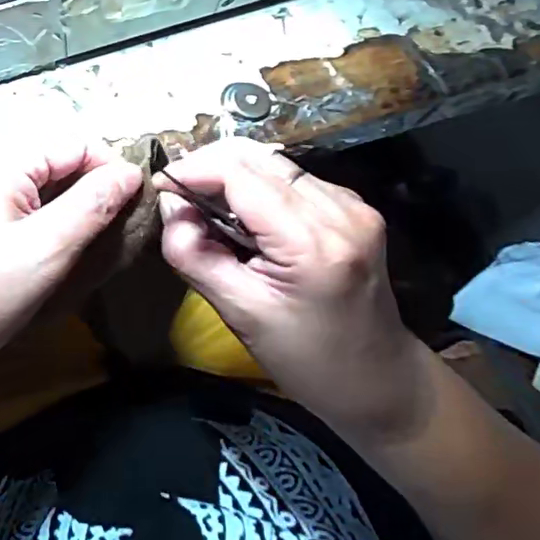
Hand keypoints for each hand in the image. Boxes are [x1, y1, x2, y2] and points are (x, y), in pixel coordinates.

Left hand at [0, 133, 141, 412]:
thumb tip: (133, 170)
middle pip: (53, 156)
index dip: (110, 172)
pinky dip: (35, 209)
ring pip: (34, 174)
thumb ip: (95, 203)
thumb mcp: (48, 251)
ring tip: (75, 242)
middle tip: (102, 234)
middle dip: (84, 190)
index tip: (132, 211)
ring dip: (61, 202)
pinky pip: (11, 188)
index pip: (74, 143)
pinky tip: (41, 241)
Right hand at [157, 138, 423, 438]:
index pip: (240, 174)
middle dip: (209, 168)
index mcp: (313, 241)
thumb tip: (170, 206)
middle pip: (257, 158)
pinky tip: (245, 215)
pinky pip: (292, 178)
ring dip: (233, 175)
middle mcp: (339, 209)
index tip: (161, 185)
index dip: (194, 171)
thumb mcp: (240, 313)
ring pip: (273, 163)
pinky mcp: (353, 206)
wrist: (379, 381)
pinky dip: (259, 186)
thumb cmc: (306, 360)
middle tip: (178, 195)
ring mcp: (352, 204)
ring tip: (208, 207)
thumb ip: (194, 255)